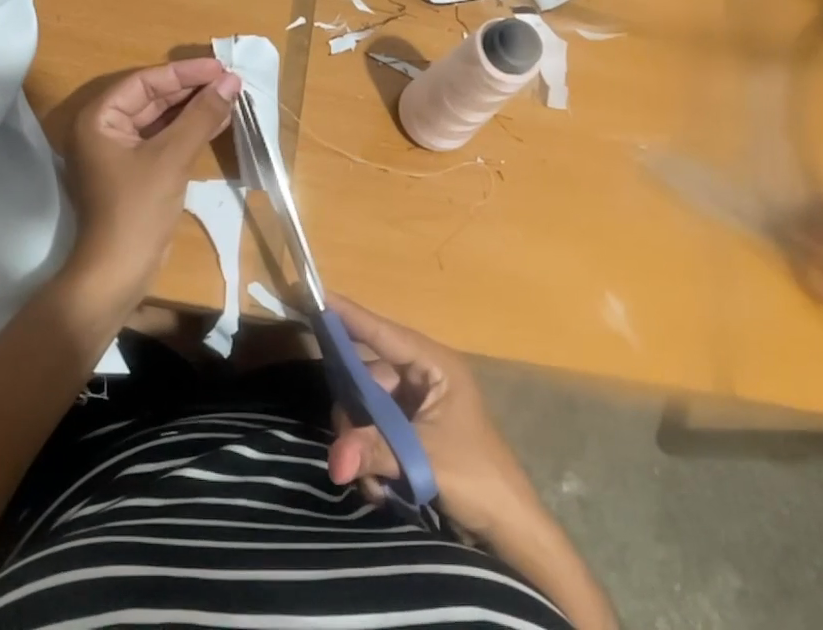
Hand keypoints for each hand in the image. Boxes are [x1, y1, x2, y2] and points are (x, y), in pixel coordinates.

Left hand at [67, 58, 241, 279]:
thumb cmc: (138, 208)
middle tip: (230, 81)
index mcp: (98, 119)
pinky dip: (188, 131)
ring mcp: (117, 152)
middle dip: (191, 90)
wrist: (120, 268)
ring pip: (160, 119)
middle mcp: (103, 129)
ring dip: (193, 110)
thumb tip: (231, 82)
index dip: (184, 73)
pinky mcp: (134, 171)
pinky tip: (217, 123)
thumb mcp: (172, 157)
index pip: (144, 82)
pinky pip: (163, 140)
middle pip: (151, 98)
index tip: (220, 67)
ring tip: (230, 98)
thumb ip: (201, 116)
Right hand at [325, 294, 541, 540]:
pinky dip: (368, 459)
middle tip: (349, 450)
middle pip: (366, 379)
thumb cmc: (478, 477)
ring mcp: (414, 406)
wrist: (507, 527)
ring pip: (365, 411)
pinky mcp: (409, 433)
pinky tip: (381, 488)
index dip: (349, 316)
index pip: (384, 333)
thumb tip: (335, 457)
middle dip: (354, 417)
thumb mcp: (424, 460)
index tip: (315, 296)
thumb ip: (375, 451)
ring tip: (373, 481)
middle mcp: (423, 378)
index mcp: (436, 367)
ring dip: (361, 446)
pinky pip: (372, 433)